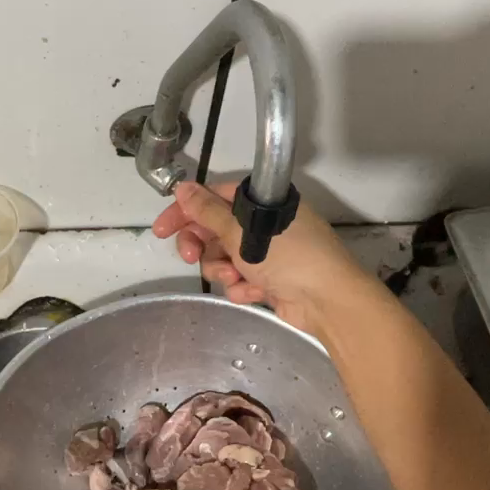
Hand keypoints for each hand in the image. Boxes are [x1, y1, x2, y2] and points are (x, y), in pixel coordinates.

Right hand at [152, 180, 376, 340]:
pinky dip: (242, 286)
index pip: (213, 198)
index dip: (185, 212)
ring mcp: (268, 252)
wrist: (327, 300)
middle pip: (215, 230)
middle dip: (202, 247)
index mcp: (262, 202)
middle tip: (193, 258)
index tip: (162, 230)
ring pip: (224, 258)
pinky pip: (241, 279)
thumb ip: (207, 211)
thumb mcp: (241, 231)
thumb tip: (183, 189)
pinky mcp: (270, 278)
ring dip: (223, 270)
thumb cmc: (289, 257)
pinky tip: (254, 292)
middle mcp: (264, 224)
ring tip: (236, 278)